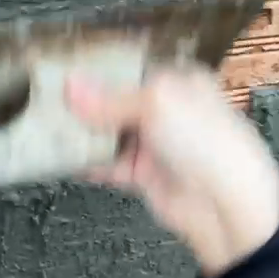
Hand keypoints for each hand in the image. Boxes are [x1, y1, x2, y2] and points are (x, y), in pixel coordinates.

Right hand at [68, 67, 278, 277]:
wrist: (228, 209)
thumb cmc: (212, 146)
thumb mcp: (157, 104)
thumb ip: (108, 98)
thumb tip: (72, 86)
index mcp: (177, 81)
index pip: (129, 68)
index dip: (98, 69)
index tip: (65, 70)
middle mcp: (166, 110)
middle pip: (114, 101)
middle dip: (84, 102)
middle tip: (50, 98)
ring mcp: (154, 143)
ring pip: (107, 132)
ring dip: (82, 132)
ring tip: (50, 125)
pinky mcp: (144, 173)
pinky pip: (108, 164)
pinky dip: (88, 162)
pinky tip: (65, 157)